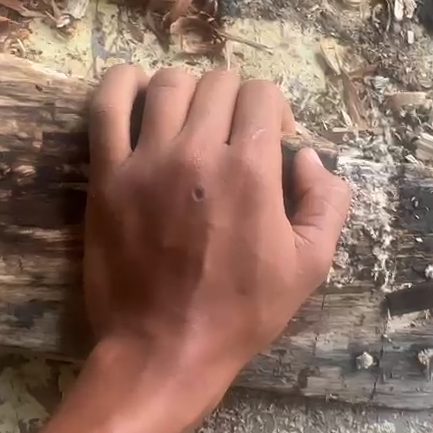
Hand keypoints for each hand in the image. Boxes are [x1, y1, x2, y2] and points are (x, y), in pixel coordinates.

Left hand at [83, 66, 349, 388]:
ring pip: (168, 84)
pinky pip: (106, 107)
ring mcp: (146, 162)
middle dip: (236, 100)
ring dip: (189, 90)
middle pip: (217, 83)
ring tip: (193, 119)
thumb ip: (325, 203)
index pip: (261, 95)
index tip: (272, 140)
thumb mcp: (310, 267)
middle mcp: (198, 152)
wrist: (166, 349)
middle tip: (235, 135)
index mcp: (250, 170)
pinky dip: (122, 84)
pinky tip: (137, 88)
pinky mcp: (107, 177)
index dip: (274, 110)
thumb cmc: (241, 313)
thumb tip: (309, 157)